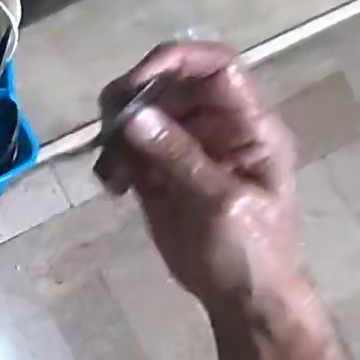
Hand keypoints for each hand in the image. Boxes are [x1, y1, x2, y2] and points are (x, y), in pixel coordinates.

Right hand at [96, 42, 303, 313]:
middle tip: (108, 131)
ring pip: (139, 118)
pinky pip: (126, 150)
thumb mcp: (221, 201)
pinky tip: (116, 188)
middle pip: (166, 87)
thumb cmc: (251, 251)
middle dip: (131, 102)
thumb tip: (132, 116)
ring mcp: (182, 151)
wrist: (240, 298)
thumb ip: (179, 156)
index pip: (214, 67)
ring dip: (116, 136)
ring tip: (113, 172)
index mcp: (246, 125)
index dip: (174, 61)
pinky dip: (112, 162)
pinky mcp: (157, 174)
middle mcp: (212, 128)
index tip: (132, 84)